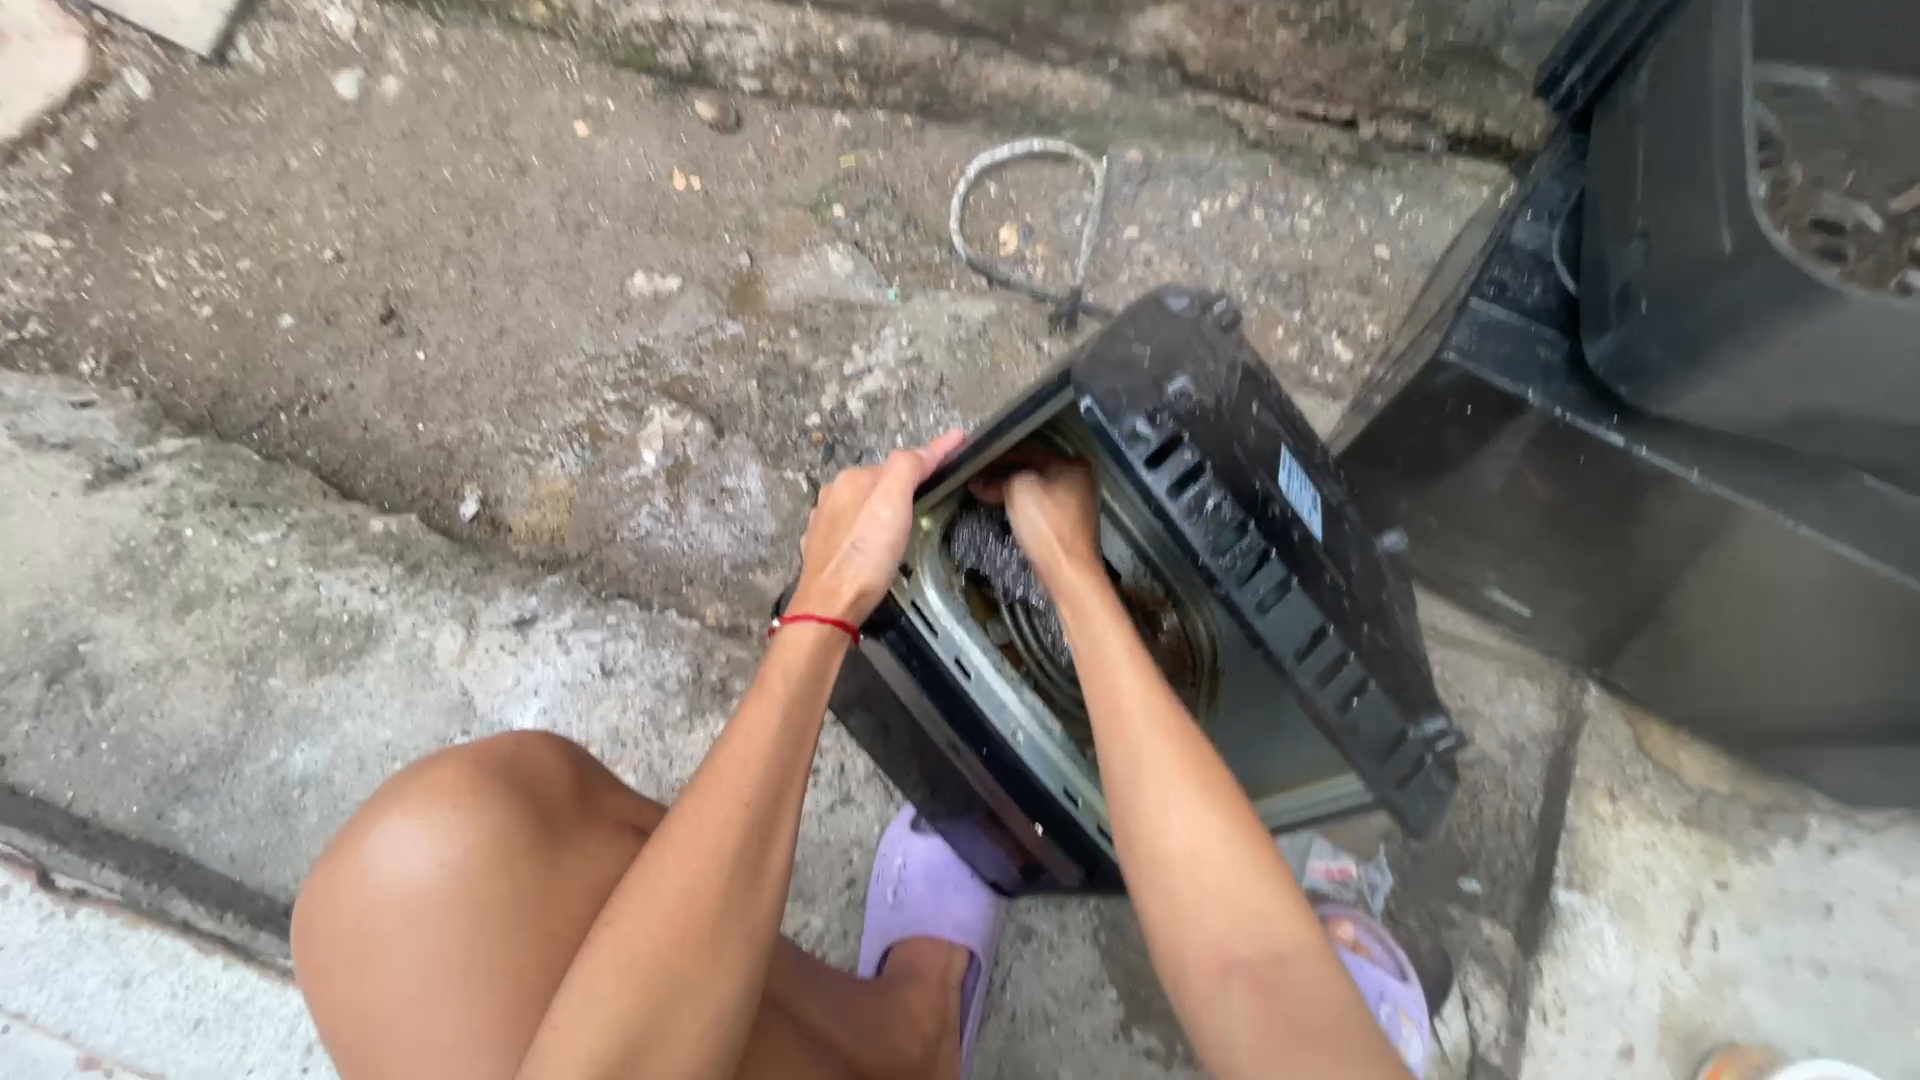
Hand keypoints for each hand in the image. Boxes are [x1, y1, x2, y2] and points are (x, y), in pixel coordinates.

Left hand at [789, 431, 966, 625]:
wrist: (829, 606)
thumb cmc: (865, 556)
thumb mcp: (892, 504)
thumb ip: (907, 469)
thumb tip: (925, 450)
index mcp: (854, 479)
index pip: (903, 461)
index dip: (935, 452)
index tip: (960, 440)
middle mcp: (834, 494)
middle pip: (880, 481)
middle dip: (905, 482)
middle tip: (934, 492)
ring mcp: (824, 522)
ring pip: (863, 504)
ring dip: (882, 505)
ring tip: (904, 520)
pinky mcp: (821, 548)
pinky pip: (850, 527)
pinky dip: (867, 526)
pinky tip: (873, 541)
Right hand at [971, 448, 1101, 585]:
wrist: (1068, 571)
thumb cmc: (1046, 524)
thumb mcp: (1018, 489)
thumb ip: (998, 479)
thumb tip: (978, 482)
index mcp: (1072, 462)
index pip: (1029, 449)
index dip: (999, 455)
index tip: (976, 461)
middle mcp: (1078, 478)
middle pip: (1033, 467)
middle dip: (1004, 471)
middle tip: (977, 476)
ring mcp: (1075, 501)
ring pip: (1036, 486)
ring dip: (1010, 487)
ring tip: (984, 490)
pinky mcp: (1067, 522)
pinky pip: (1039, 504)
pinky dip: (1021, 502)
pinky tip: (1003, 505)